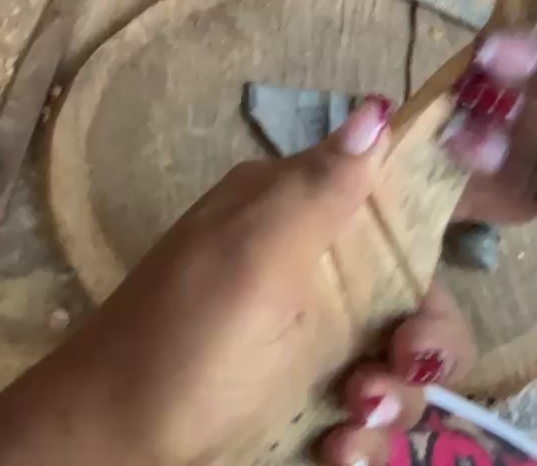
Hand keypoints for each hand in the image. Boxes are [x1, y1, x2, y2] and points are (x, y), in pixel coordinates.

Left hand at [0, 94, 394, 465]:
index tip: (422, 320)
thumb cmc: (186, 340)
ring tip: (349, 431)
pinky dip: (361, 432)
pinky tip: (336, 453)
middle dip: (417, 346)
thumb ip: (319, 187)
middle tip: (386, 382)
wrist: (110, 437)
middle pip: (408, 291)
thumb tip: (376, 105)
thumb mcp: (253, 257)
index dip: (426, 256)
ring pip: (392, 354)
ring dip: (389, 402)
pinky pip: (363, 400)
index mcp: (292, 207)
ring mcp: (302, 323)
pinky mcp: (298, 380)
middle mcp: (304, 257)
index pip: (391, 202)